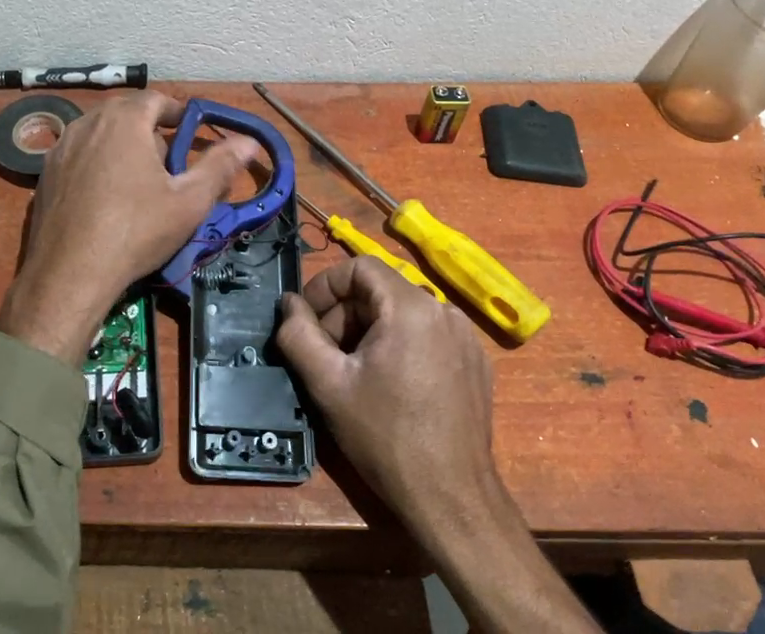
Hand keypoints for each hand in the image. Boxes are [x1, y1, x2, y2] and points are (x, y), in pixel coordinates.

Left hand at [0, 91, 258, 364]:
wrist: (68, 274)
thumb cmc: (136, 231)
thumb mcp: (189, 202)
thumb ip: (220, 166)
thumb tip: (249, 143)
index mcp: (123, 120)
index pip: (155, 99)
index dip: (176, 112)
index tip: (191, 130)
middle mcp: (87, 124)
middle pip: (125, 114)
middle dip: (150, 131)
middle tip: (170, 163)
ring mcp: (60, 149)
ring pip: (100, 135)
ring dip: (122, 148)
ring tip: (140, 182)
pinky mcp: (44, 175)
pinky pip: (79, 157)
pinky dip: (97, 166)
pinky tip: (107, 200)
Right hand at [279, 259, 600, 632]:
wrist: (451, 497)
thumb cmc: (384, 437)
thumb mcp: (328, 384)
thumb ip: (298, 335)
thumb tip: (288, 304)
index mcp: (411, 307)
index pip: (360, 266)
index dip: (325, 287)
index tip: (305, 320)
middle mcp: (445, 311)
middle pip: (382, 291)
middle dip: (344, 316)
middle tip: (323, 356)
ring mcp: (466, 338)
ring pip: (404, 315)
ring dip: (370, 332)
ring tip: (352, 374)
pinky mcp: (476, 364)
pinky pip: (429, 337)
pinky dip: (401, 347)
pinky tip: (389, 387)